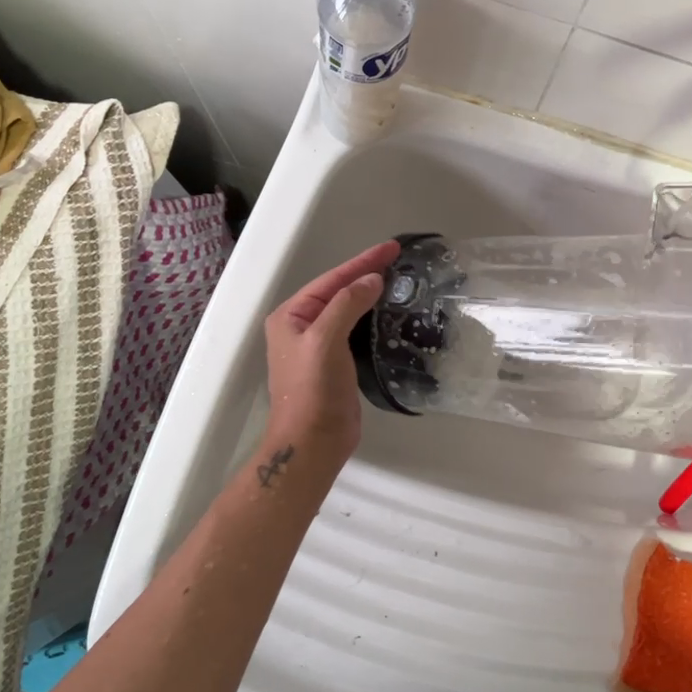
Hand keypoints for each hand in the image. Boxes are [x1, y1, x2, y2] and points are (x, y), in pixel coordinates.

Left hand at [262, 240, 400, 463]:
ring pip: (349, 309)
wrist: (313, 443)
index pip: (332, 279)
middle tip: (399, 259)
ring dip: (372, 294)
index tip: (392, 248)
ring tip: (399, 280)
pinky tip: (390, 312)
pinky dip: (373, 316)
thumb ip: (347, 304)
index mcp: (291, 316)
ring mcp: (318, 346)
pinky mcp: (335, 363)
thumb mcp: (326, 340)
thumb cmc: (313, 391)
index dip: (363, 262)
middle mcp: (302, 327)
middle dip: (367, 273)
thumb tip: (372, 280)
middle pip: (339, 290)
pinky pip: (356, 329)